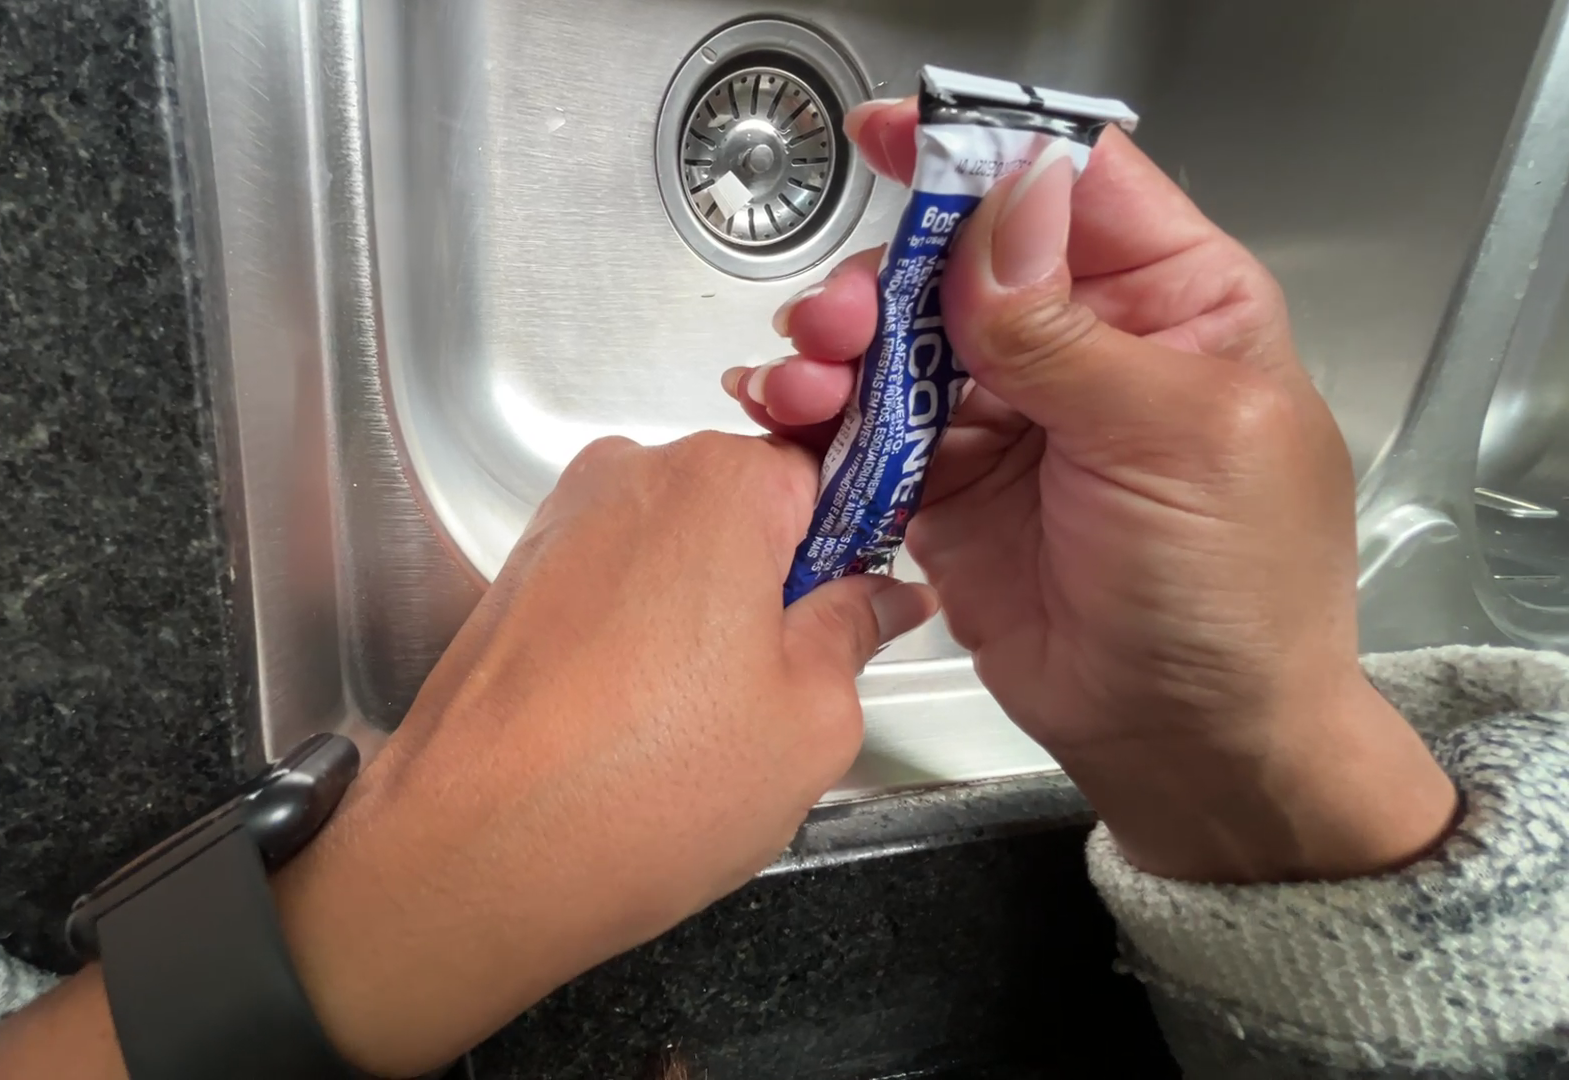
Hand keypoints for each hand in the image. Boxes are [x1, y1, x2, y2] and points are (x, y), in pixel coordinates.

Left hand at [274, 433, 935, 1075]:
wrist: (473, 848)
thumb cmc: (649, 783)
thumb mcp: (809, 718)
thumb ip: (854, 630)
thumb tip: (878, 594)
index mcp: (720, 481)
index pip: (823, 479)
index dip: (846, 548)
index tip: (845, 609)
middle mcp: (631, 472)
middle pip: (743, 507)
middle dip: (772, 579)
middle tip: (771, 678)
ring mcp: (564, 517)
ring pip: (676, 545)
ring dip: (704, 606)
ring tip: (692, 706)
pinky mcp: (522, 567)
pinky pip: (616, 573)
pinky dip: (640, 621)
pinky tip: (633, 701)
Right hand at [727, 100, 1455, 884]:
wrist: (1165, 728)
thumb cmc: (1225, 592)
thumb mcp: (1174, 438)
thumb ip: (1069, 329)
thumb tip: (1003, 206)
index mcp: (1160, 305)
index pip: (1059, 188)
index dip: (971, 155)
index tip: (886, 137)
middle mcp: (1065, 347)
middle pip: (944, 270)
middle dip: (873, 285)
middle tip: (835, 327)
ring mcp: (990, 416)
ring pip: (886, 348)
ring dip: (828, 354)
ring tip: (799, 387)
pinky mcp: (932, 480)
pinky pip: (860, 428)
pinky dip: (812, 420)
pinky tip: (781, 418)